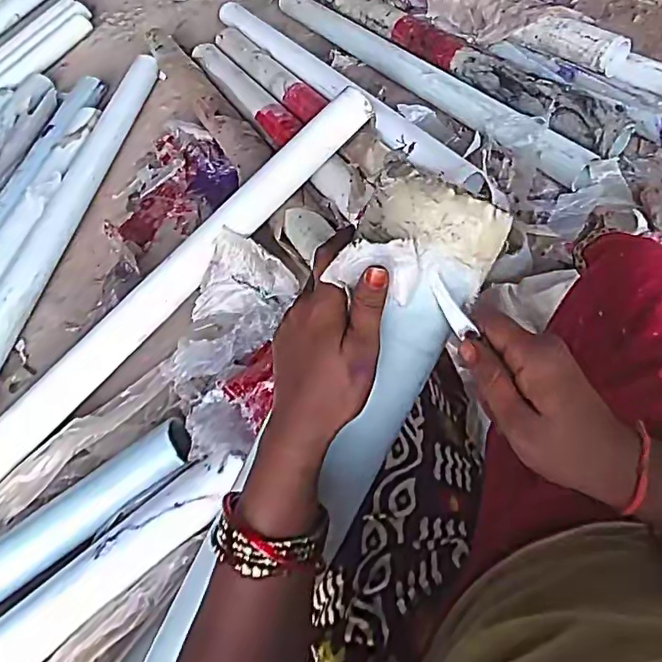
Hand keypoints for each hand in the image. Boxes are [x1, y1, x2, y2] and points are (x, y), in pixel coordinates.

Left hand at [244, 232, 386, 534]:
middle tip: (366, 263)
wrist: (300, 427)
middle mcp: (299, 309)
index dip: (345, 243)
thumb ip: (367, 307)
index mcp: (320, 306)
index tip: (359, 234)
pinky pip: (305, 312)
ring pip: (312, 294)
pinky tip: (336, 324)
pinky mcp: (286, 339)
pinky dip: (322, 308)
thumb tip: (374, 269)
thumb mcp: (362, 349)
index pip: (330, 259)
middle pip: (320, 274)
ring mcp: (290, 324)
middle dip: (342, 264)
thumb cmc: (334, 393)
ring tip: (356, 295)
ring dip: (332, 288)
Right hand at [459, 304, 645, 510]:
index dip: (466, 335)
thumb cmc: (564, 450)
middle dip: (483, 366)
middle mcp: (544, 342)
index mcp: (534, 352)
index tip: (463, 367)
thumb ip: (489, 380)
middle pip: (493, 336)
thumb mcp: (517, 423)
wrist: (614, 464)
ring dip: (496, 379)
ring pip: (502, 351)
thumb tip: (465, 343)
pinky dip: (510, 383)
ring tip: (509, 414)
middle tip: (494, 405)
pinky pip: (516, 360)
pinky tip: (519, 410)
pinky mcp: (553, 361)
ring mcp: (551, 350)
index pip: (486, 319)